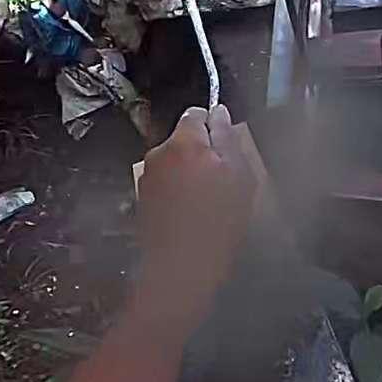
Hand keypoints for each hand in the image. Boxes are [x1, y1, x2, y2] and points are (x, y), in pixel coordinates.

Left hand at [131, 105, 254, 335]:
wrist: (180, 269)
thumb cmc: (218, 223)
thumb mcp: (238, 176)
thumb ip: (228, 138)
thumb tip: (219, 112)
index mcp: (182, 143)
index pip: (196, 114)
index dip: (214, 126)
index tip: (227, 148)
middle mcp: (158, 154)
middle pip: (183, 139)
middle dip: (202, 152)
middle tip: (223, 181)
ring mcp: (147, 177)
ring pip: (174, 162)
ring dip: (189, 172)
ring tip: (208, 202)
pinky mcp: (142, 198)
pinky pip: (165, 183)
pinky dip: (177, 191)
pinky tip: (191, 214)